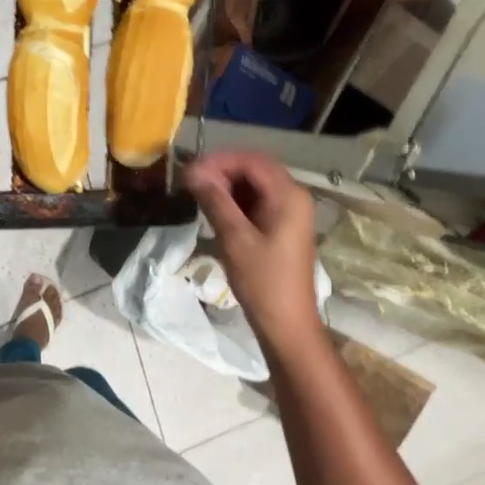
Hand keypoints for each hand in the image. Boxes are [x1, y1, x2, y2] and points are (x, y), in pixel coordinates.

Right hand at [185, 151, 319, 345]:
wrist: (286, 322)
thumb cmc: (262, 281)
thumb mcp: (234, 239)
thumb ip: (215, 201)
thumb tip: (193, 172)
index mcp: (288, 195)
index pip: (252, 161)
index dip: (219, 161)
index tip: (189, 171)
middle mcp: (295, 197)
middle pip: (256, 170)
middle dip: (223, 172)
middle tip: (191, 183)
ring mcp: (292, 214)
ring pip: (256, 187)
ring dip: (228, 187)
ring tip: (199, 197)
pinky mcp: (284, 229)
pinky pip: (259, 204)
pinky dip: (237, 203)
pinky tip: (216, 213)